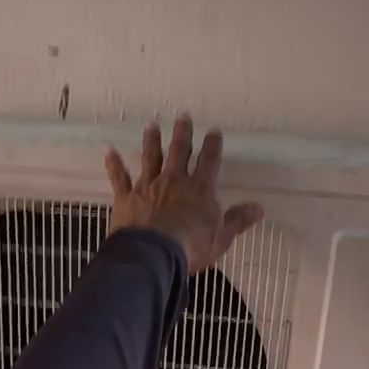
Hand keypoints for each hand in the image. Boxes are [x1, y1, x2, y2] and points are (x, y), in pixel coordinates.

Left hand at [105, 114, 263, 272]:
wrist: (154, 254)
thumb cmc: (191, 247)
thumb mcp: (222, 237)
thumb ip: (238, 220)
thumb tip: (259, 208)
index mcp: (200, 189)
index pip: (209, 161)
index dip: (213, 145)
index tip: (214, 131)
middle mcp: (174, 181)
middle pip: (179, 152)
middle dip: (182, 133)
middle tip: (182, 115)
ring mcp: (148, 187)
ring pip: (151, 158)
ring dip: (152, 141)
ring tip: (152, 125)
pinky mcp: (126, 198)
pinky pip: (119, 179)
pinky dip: (114, 165)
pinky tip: (110, 152)